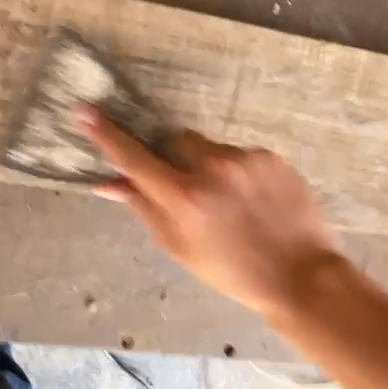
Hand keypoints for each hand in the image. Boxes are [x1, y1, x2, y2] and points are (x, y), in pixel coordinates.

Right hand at [82, 110, 344, 317]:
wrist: (303, 278)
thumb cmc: (231, 270)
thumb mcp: (178, 246)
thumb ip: (142, 207)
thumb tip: (106, 182)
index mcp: (184, 197)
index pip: (134, 157)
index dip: (106, 133)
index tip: (84, 110)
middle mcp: (211, 169)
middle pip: (176, 141)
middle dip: (175, 157)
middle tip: (188, 188)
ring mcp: (244, 159)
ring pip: (209, 148)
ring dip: (209, 166)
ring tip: (229, 202)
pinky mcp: (270, 156)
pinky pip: (240, 154)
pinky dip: (238, 172)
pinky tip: (252, 201)